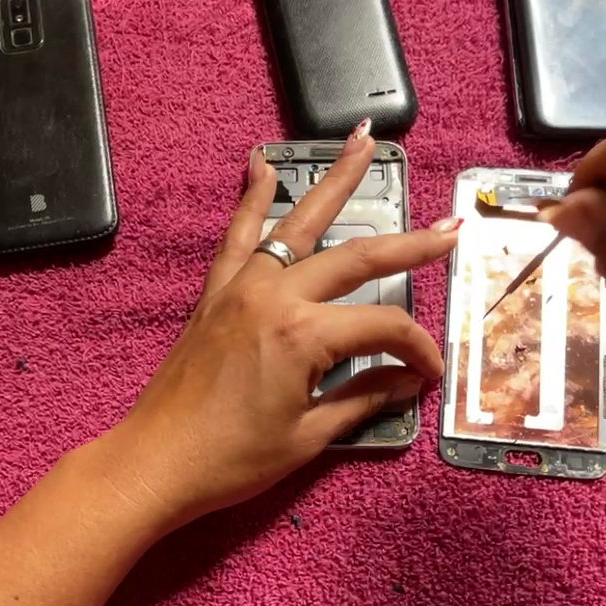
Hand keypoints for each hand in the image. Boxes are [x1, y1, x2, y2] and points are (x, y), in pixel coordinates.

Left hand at [98, 128, 457, 528]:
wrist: (156, 462)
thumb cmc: (230, 460)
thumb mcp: (307, 436)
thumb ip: (361, 399)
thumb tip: (407, 383)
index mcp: (303, 335)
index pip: (383, 327)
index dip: (416, 349)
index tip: (430, 373)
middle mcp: (273, 296)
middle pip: (356, 259)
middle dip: (409, 245)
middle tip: (450, 229)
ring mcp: (239, 289)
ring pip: (297, 225)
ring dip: (333, 183)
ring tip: (364, 142)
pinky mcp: (214, 296)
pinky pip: (238, 239)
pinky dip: (251, 202)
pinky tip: (261, 167)